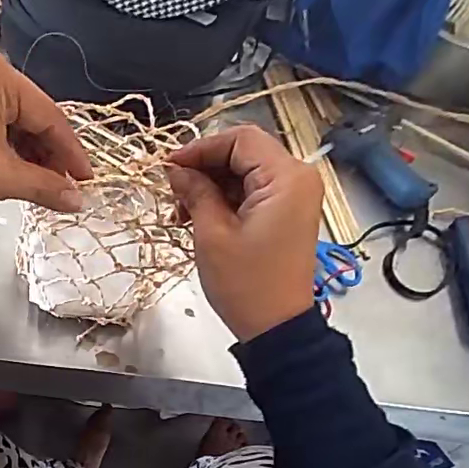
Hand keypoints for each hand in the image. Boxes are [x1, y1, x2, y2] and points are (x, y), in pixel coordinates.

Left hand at [0, 47, 91, 225]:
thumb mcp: (3, 178)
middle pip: (33, 118)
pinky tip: (19, 175)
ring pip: (15, 125)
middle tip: (66, 189)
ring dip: (31, 157)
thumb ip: (46, 187)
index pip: (50, 116)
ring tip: (44, 188)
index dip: (71, 153)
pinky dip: (10, 153)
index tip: (87, 181)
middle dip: (50, 156)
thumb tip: (77, 201)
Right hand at [165, 125, 321, 341]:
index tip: (170, 166)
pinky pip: (253, 193)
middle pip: (244, 154)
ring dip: (212, 186)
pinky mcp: (288, 215)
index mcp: (286, 178)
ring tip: (183, 212)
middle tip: (173, 191)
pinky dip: (226, 200)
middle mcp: (298, 180)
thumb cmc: (247, 286)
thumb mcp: (212, 235)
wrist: (276, 327)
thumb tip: (177, 171)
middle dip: (205, 169)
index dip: (200, 149)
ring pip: (245, 174)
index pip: (240, 140)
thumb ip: (195, 192)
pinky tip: (201, 218)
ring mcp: (295, 198)